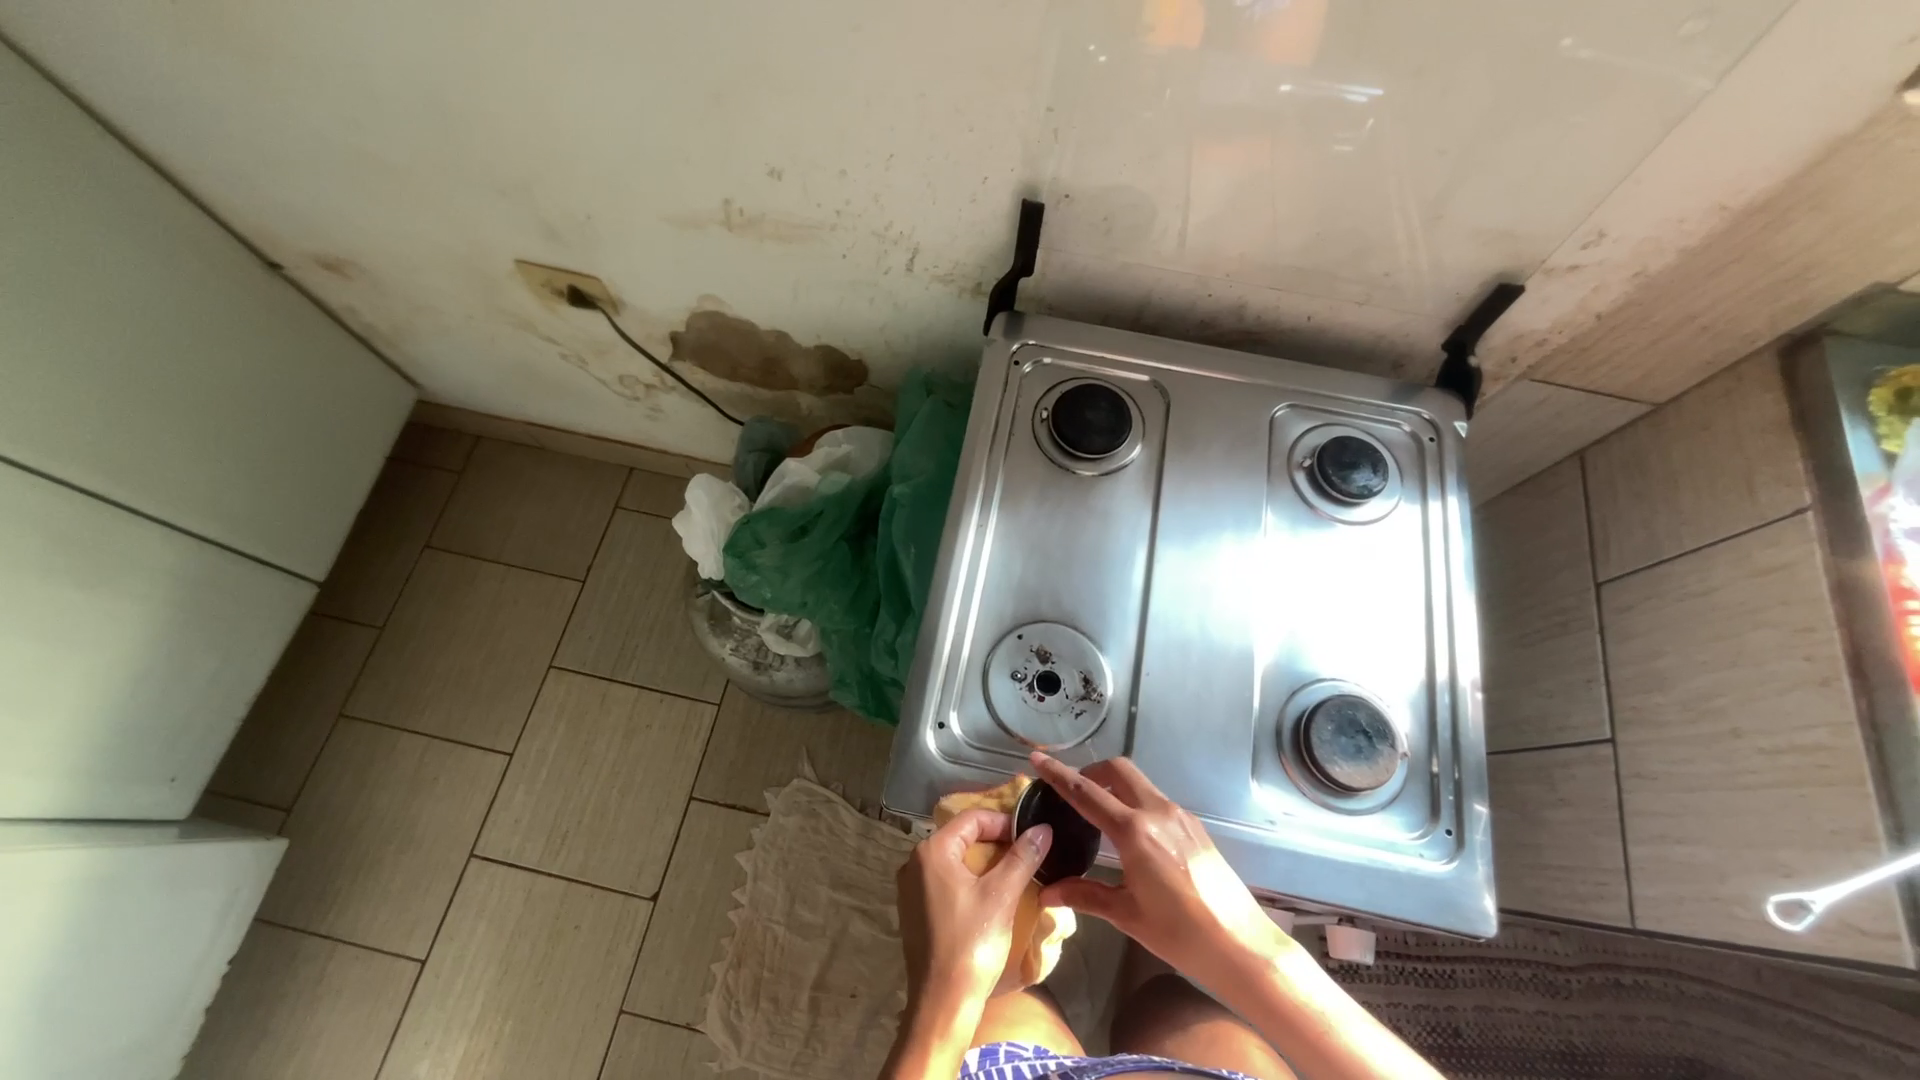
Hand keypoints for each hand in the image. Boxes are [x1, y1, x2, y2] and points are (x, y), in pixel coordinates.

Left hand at [895, 808, 1052, 1008]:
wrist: (942, 1002)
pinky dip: (969, 881)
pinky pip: (946, 881)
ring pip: (954, 860)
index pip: (971, 818)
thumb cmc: (972, 942)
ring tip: (1013, 874)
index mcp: (932, 851)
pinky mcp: (914, 910)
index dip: (1004, 822)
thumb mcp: (1002, 895)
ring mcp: (911, 888)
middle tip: (1026, 855)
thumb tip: (1043, 828)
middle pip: (961, 837)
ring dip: (984, 862)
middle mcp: (914, 863)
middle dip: (996, 842)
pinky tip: (990, 897)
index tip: (1030, 836)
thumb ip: (1022, 857)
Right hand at [1031, 752, 1288, 985]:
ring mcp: (1181, 817)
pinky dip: (1135, 802)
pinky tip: (1129, 833)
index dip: (1058, 774)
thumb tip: (1047, 892)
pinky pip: (1157, 801)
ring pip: (1140, 783)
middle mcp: (1158, 812)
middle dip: (1091, 771)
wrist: (1241, 946)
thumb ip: (1085, 895)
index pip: (1086, 793)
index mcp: (1135, 832)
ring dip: (1114, 785)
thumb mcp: (1127, 914)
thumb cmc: (1180, 934)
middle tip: (1071, 790)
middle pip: (1118, 770)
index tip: (1037, 758)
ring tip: (1097, 812)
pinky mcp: (1195, 828)